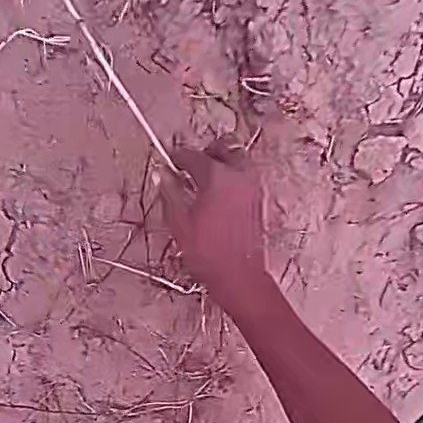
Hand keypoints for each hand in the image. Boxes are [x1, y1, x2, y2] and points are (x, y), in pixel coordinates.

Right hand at [158, 141, 270, 300]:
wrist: (238, 275)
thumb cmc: (210, 253)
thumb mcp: (178, 222)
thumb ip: (170, 192)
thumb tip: (164, 176)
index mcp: (216, 176)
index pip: (193, 155)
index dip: (178, 157)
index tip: (170, 161)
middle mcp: (238, 176)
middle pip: (223, 147)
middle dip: (205, 152)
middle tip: (189, 165)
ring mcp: (252, 187)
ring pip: (237, 159)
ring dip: (221, 162)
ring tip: (203, 178)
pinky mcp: (257, 200)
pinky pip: (244, 176)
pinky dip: (231, 176)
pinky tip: (216, 193)